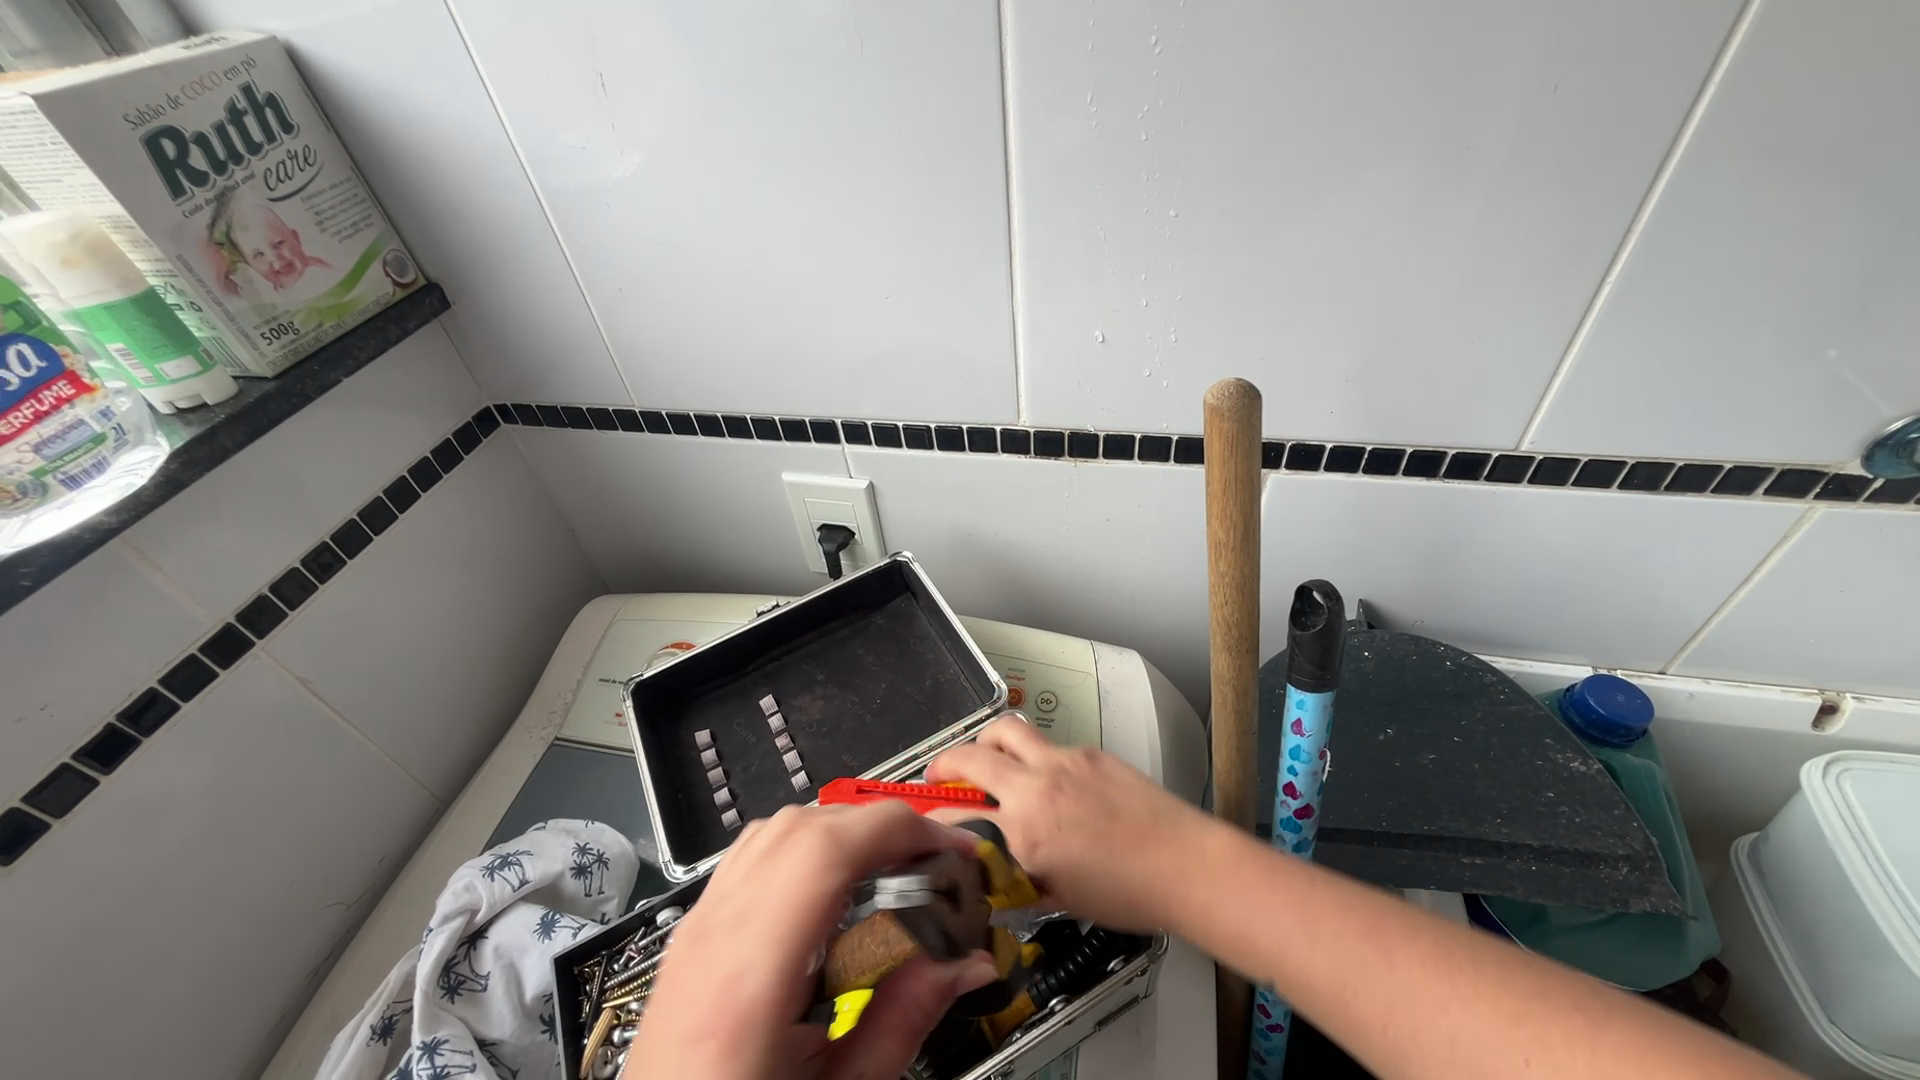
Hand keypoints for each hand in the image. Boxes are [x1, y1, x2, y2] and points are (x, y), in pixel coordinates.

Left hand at [626, 802, 998, 1079]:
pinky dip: (809, 848)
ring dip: (846, 833)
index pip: (824, 852)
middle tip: (933, 862)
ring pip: (778, 829)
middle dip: (882, 828)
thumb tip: (965, 963)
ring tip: (891, 870)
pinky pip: (756, 853)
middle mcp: (713, 934)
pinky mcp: (697, 928)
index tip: (949, 851)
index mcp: (747, 980)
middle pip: (804, 826)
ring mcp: (699, 924)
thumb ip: (904, 1021)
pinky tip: (836, 890)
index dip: (898, 831)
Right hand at [925, 715, 1222, 930]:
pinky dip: (1036, 757)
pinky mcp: (1090, 752)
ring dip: (988, 743)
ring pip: (1007, 730)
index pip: (956, 818)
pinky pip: (1048, 744)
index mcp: (1024, 833)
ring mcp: (1064, 762)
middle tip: (942, 776)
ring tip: (987, 759)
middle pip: (971, 756)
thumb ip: (1017, 877)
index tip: (930, 823)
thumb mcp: (1058, 898)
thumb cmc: (1130, 892)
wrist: (1185, 865)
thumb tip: (996, 869)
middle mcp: (1037, 787)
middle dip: (945, 764)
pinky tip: (1050, 781)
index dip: (933, 821)